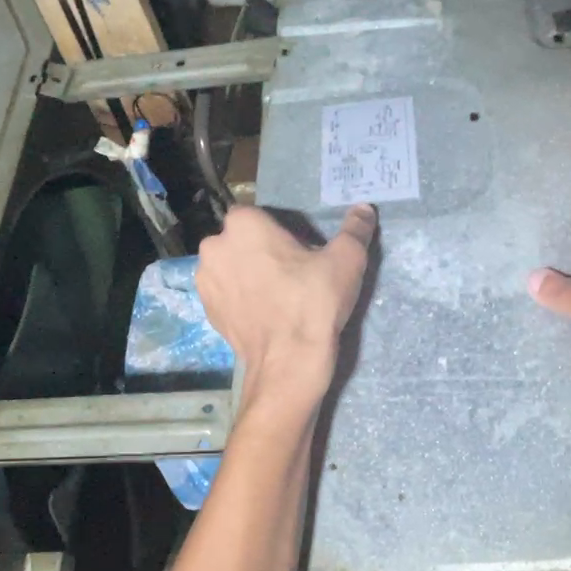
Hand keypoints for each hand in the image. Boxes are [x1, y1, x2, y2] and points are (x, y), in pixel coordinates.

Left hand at [197, 204, 376, 407]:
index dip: (281, 231)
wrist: (289, 361)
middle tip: (292, 275)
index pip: (261, 215)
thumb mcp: (346, 260)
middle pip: (243, 241)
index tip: (301, 252)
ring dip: (248, 274)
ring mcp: (205, 281)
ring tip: (278, 297)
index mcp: (243, 224)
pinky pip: (227, 295)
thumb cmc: (314, 302)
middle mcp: (215, 247)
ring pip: (231, 268)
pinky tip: (265, 314)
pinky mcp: (207, 311)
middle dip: (262, 251)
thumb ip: (355, 229)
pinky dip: (241, 300)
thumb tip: (365, 209)